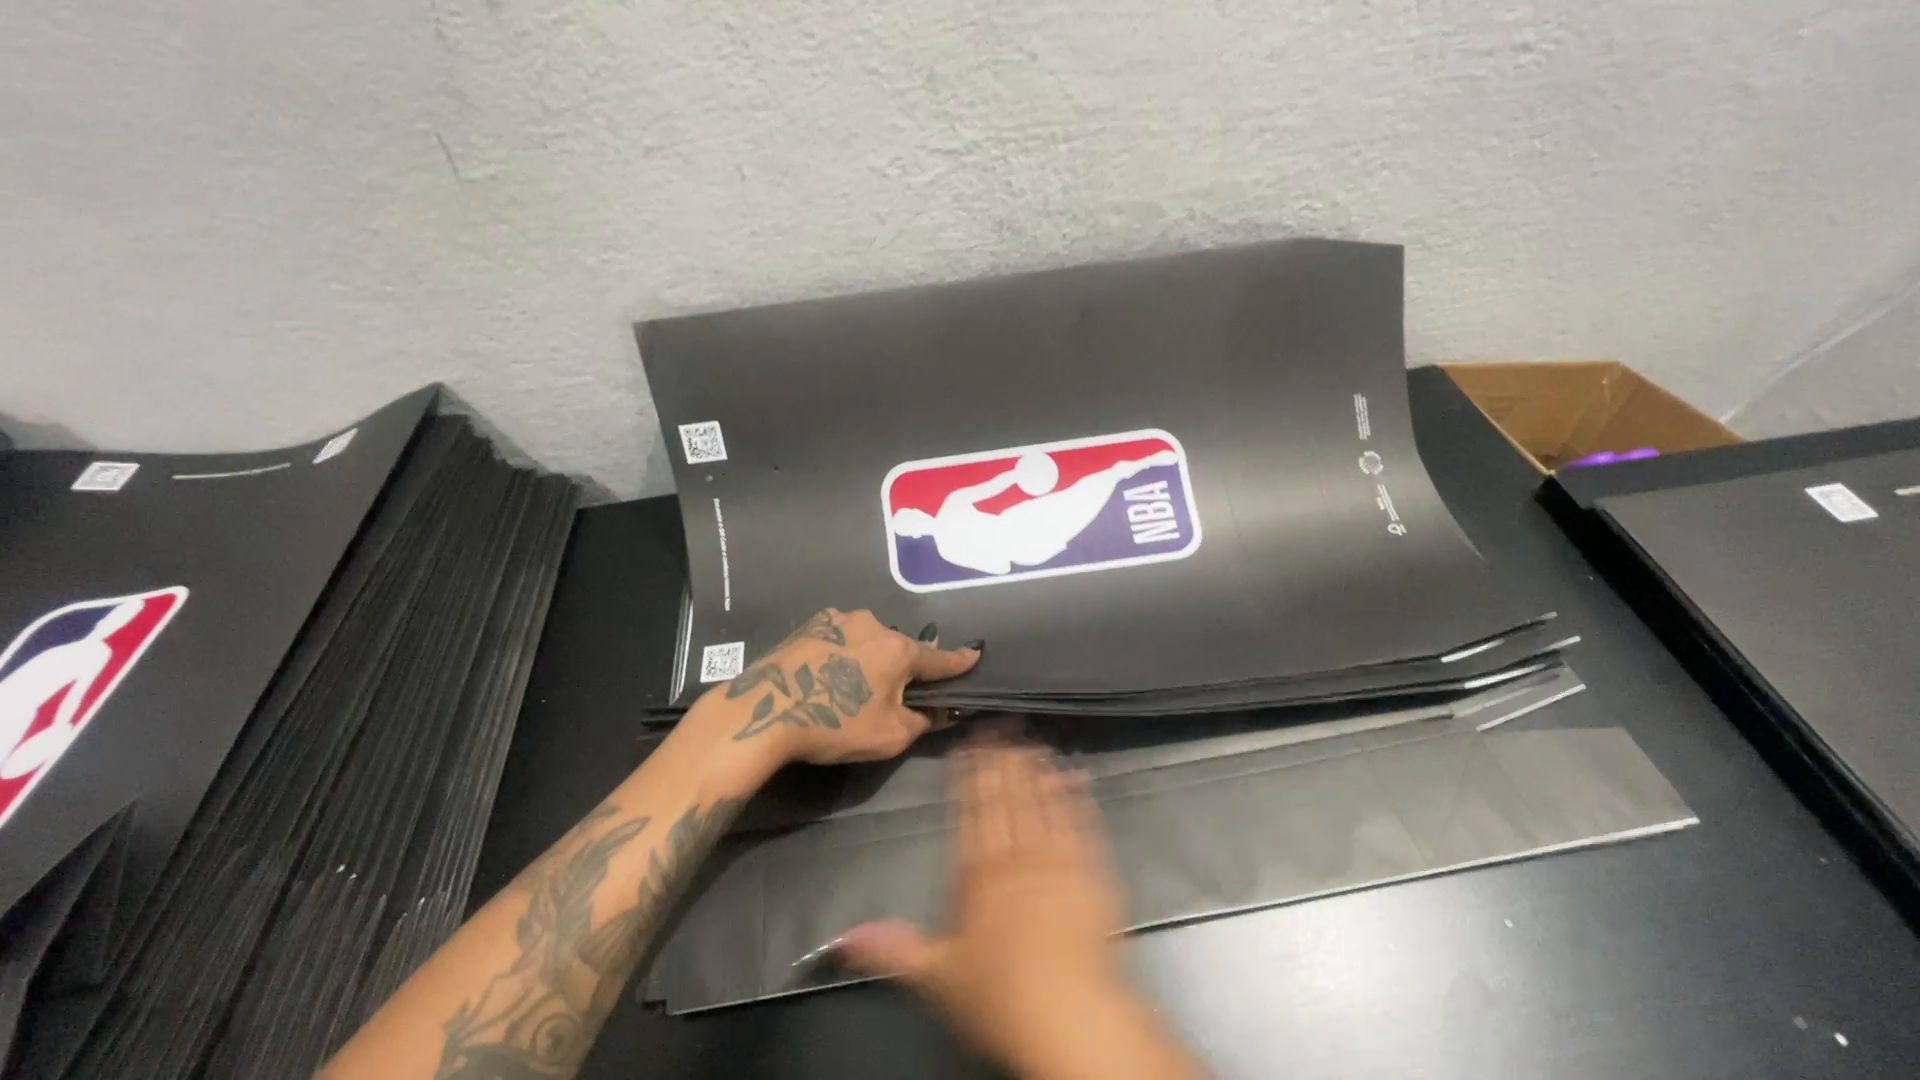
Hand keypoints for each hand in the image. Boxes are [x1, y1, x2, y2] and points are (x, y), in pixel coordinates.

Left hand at [709, 609, 979, 765]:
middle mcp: (872, 624)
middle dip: (902, 668)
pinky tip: (827, 676)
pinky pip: (840, 638)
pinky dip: (843, 654)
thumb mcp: (890, 735)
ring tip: (852, 687)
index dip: (958, 662)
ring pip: (867, 640)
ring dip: (869, 658)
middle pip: (899, 648)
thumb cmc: (834, 724)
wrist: (763, 712)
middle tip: (892, 695)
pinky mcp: (809, 625)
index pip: (938, 658)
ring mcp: (837, 619)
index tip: (974, 654)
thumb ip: (923, 721)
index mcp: (898, 649)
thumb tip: (940, 711)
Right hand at [838, 743, 1148, 1075]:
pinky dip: (1076, 795)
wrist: (1070, 1014)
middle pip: (1005, 797)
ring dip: (1035, 767)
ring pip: (1042, 801)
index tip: (969, 741)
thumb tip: (839, 938)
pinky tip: (1074, 773)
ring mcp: (1057, 860)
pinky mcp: (1093, 872)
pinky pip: (1082, 823)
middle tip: (1001, 722)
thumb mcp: (936, 976)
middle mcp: (1015, 857)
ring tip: (1030, 737)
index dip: (968, 773)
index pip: (969, 810)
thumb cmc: (999, 995)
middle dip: (1001, 757)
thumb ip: (892, 948)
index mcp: (976, 874)